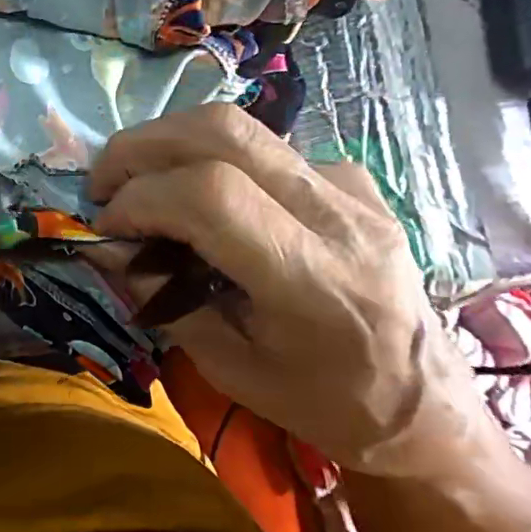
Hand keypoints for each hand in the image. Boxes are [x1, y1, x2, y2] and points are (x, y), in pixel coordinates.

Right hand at [83, 105, 490, 477]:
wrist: (427, 406)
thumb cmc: (325, 402)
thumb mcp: (228, 366)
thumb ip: (161, 299)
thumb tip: (103, 246)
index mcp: (313, 280)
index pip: (211, 196)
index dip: (141, 199)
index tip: (107, 227)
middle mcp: (338, 217)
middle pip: (222, 133)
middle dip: (140, 147)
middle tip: (103, 183)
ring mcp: (351, 189)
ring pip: (239, 125)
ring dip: (166, 141)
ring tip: (136, 178)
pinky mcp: (353, 178)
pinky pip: (262, 146)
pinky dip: (209, 158)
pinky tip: (204, 197)